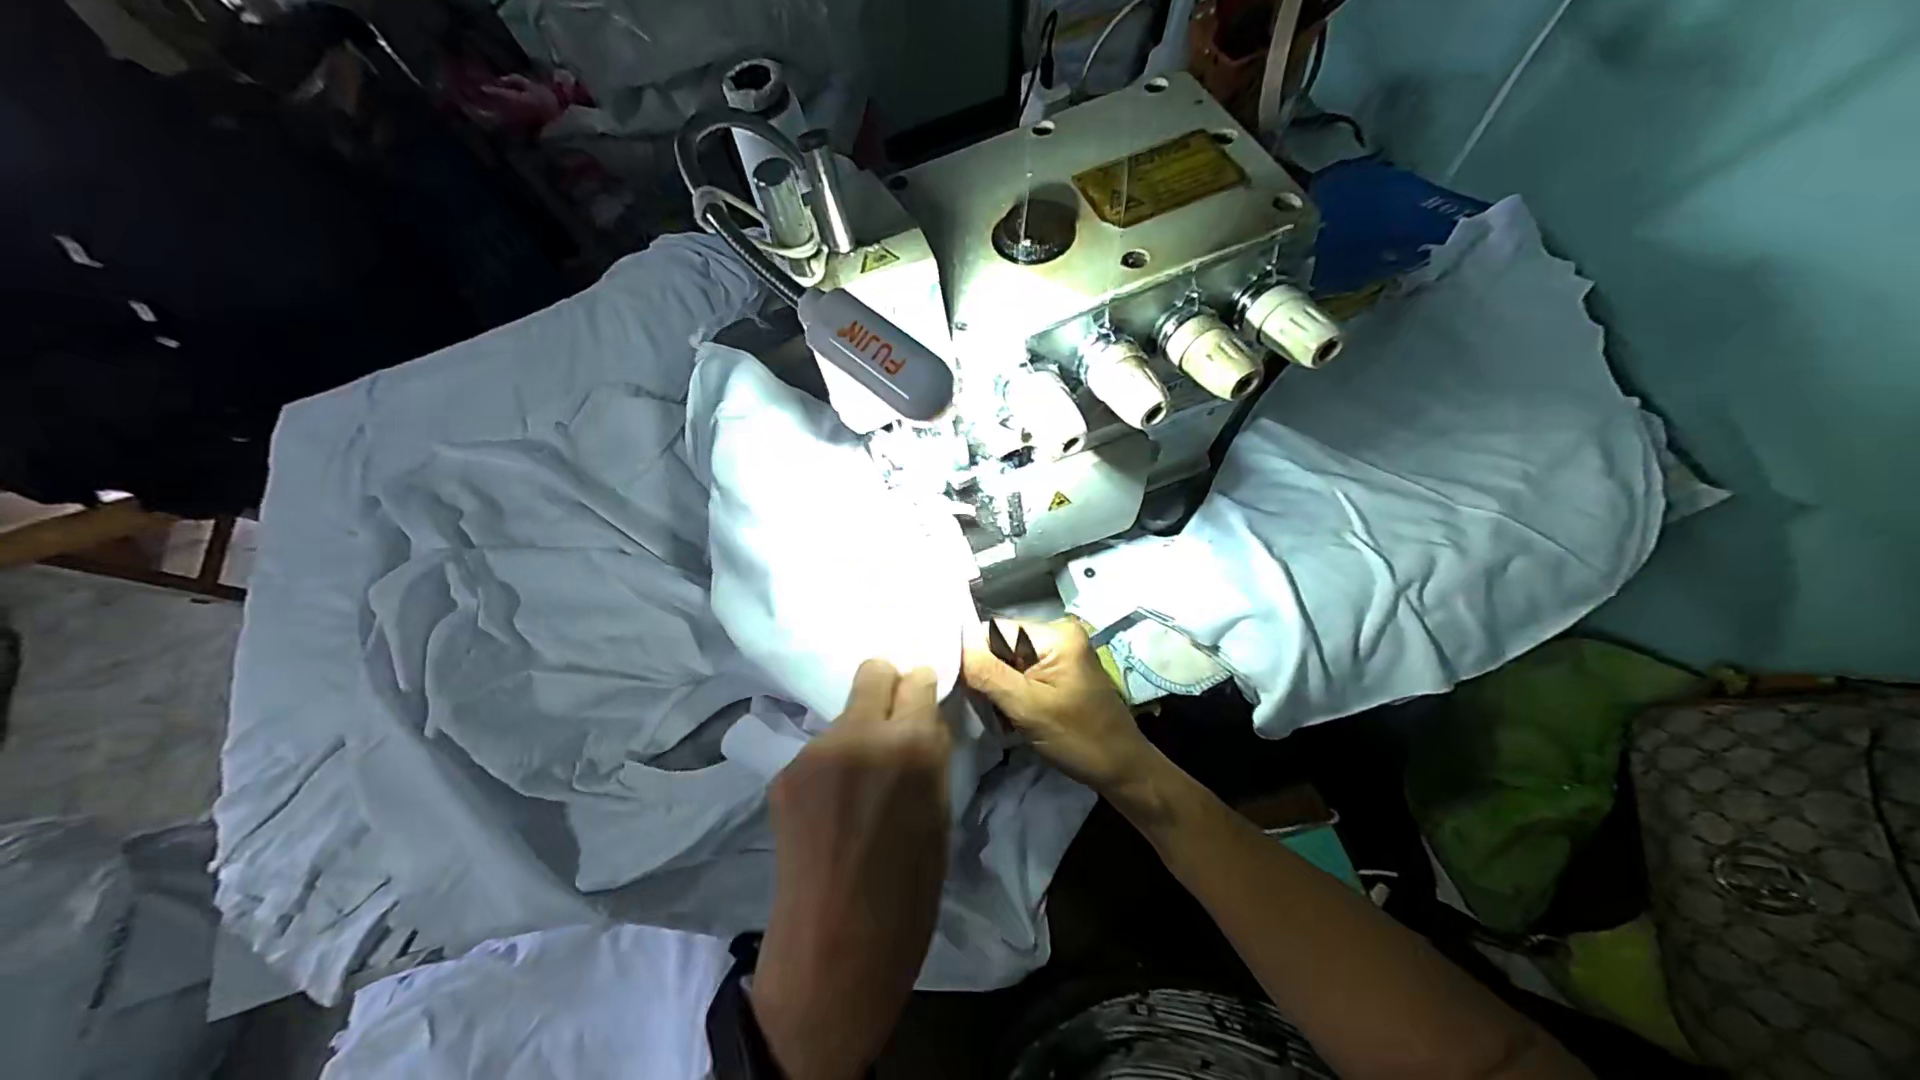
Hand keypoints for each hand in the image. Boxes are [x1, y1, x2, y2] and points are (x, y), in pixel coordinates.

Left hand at [751, 660, 952, 1079]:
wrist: (836, 946)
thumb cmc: (910, 892)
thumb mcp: (941, 814)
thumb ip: (930, 757)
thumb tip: (921, 721)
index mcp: (912, 744)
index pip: (917, 679)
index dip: (919, 687)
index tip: (918, 698)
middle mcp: (860, 733)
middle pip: (871, 673)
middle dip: (885, 687)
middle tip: (888, 720)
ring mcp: (816, 751)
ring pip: (843, 717)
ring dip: (855, 736)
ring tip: (857, 786)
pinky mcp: (785, 773)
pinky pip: (819, 752)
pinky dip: (830, 767)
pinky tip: (830, 808)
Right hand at [962, 618, 1160, 795]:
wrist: (1122, 769)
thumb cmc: (1080, 739)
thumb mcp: (1029, 708)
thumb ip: (988, 674)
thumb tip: (951, 647)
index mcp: (1055, 634)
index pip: (993, 630)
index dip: (971, 655)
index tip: (959, 685)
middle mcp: (1056, 634)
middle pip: (998, 645)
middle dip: (984, 675)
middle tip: (985, 707)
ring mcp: (1056, 653)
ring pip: (1004, 662)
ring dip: (994, 689)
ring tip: (1000, 716)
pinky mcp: (1055, 672)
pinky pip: (1017, 673)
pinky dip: (1008, 695)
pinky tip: (1011, 717)